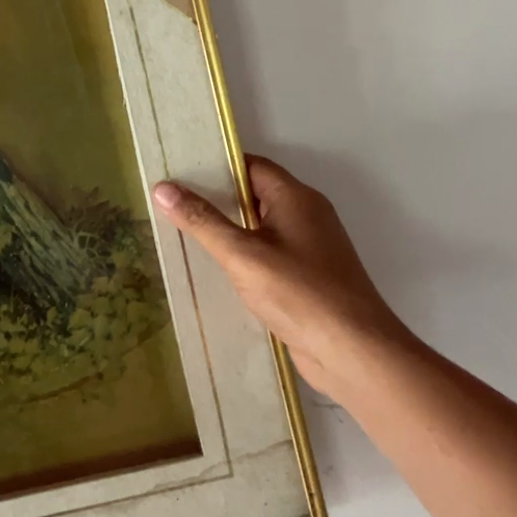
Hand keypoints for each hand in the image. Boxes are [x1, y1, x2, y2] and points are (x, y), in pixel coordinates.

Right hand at [151, 155, 415, 396]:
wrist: (353, 352)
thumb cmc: (298, 293)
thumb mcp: (241, 254)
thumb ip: (201, 220)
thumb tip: (163, 187)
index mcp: (296, 198)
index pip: (251, 166)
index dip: (214, 165)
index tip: (176, 171)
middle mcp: (307, 215)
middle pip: (254, 193)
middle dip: (214, 197)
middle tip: (169, 201)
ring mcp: (309, 246)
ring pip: (259, 225)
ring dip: (225, 227)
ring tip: (180, 231)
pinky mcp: (307, 275)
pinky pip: (266, 251)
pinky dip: (240, 252)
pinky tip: (213, 267)